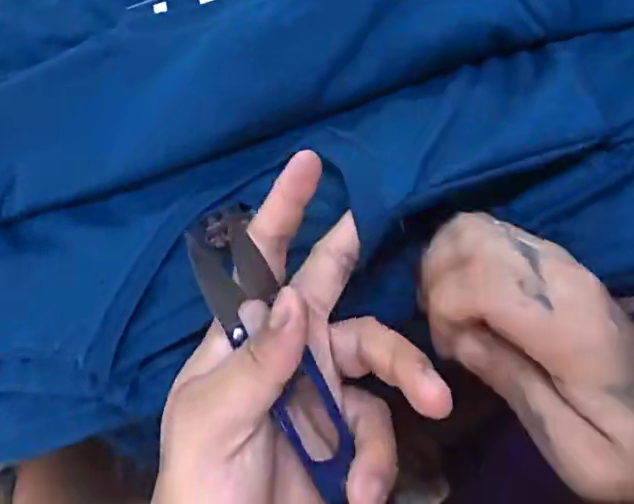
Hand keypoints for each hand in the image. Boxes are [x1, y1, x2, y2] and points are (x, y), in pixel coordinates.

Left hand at [155, 152, 452, 503]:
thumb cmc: (200, 489)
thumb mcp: (211, 423)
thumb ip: (256, 363)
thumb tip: (297, 297)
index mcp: (246, 334)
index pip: (262, 257)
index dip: (284, 207)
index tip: (309, 161)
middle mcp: (289, 347)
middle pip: (329, 280)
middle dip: (353, 246)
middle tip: (385, 216)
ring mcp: (322, 388)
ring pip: (376, 350)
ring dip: (406, 373)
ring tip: (432, 402)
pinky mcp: (350, 434)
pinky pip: (379, 423)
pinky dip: (379, 457)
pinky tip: (362, 494)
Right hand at [418, 214, 633, 502]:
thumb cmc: (630, 448)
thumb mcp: (577, 453)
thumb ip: (515, 386)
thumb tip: (458, 335)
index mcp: (572, 325)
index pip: (483, 281)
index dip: (446, 309)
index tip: (449, 351)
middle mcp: (562, 273)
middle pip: (471, 238)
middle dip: (437, 280)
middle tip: (443, 331)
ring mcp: (556, 256)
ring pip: (473, 225)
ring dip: (443, 261)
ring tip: (449, 312)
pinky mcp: (548, 254)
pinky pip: (486, 229)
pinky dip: (458, 253)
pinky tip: (463, 294)